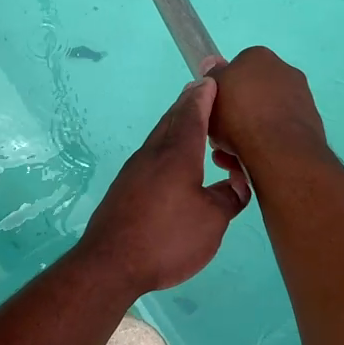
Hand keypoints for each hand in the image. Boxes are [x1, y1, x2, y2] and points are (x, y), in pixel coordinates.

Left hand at [75, 78, 247, 293]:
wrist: (110, 263)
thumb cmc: (167, 238)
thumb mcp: (213, 220)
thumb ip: (229, 197)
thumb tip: (234, 184)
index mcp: (177, 152)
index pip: (193, 112)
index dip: (205, 96)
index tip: (214, 81)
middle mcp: (153, 153)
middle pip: (173, 120)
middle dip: (191, 106)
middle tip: (208, 97)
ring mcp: (134, 170)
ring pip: (160, 138)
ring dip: (179, 128)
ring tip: (199, 129)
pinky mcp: (125, 188)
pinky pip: (152, 157)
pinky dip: (168, 149)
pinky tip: (178, 166)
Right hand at [199, 48, 328, 175]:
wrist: (279, 149)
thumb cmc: (237, 114)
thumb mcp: (209, 92)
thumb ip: (210, 78)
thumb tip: (213, 65)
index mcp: (258, 56)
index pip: (236, 68)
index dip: (222, 90)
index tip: (214, 108)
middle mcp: (284, 71)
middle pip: (251, 93)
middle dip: (235, 114)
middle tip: (220, 134)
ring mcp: (300, 97)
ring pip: (264, 116)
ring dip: (246, 134)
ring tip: (230, 156)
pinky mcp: (310, 124)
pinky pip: (278, 132)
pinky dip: (265, 145)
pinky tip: (249, 162)